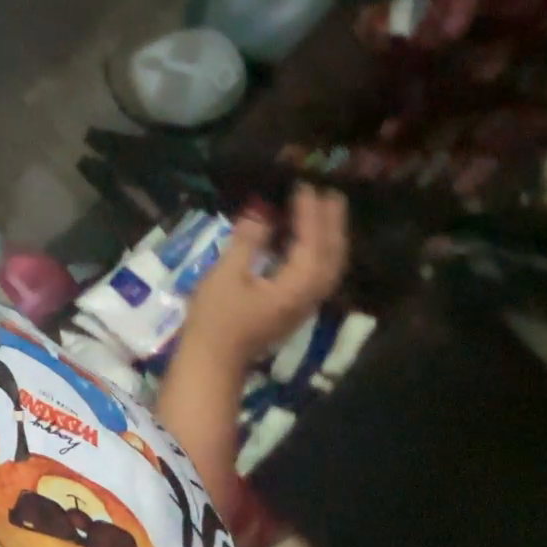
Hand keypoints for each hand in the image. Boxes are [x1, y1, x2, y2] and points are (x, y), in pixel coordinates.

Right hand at [181, 185, 347, 370]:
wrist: (214, 358)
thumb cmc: (216, 316)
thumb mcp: (225, 275)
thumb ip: (247, 243)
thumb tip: (260, 212)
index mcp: (295, 287)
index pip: (312, 244)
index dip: (310, 215)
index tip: (306, 188)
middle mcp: (309, 295)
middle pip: (330, 256)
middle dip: (332, 224)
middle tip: (330, 194)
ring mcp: (303, 303)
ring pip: (327, 266)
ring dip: (329, 237)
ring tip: (325, 213)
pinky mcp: (292, 306)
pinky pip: (317, 273)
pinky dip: (318, 252)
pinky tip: (304, 241)